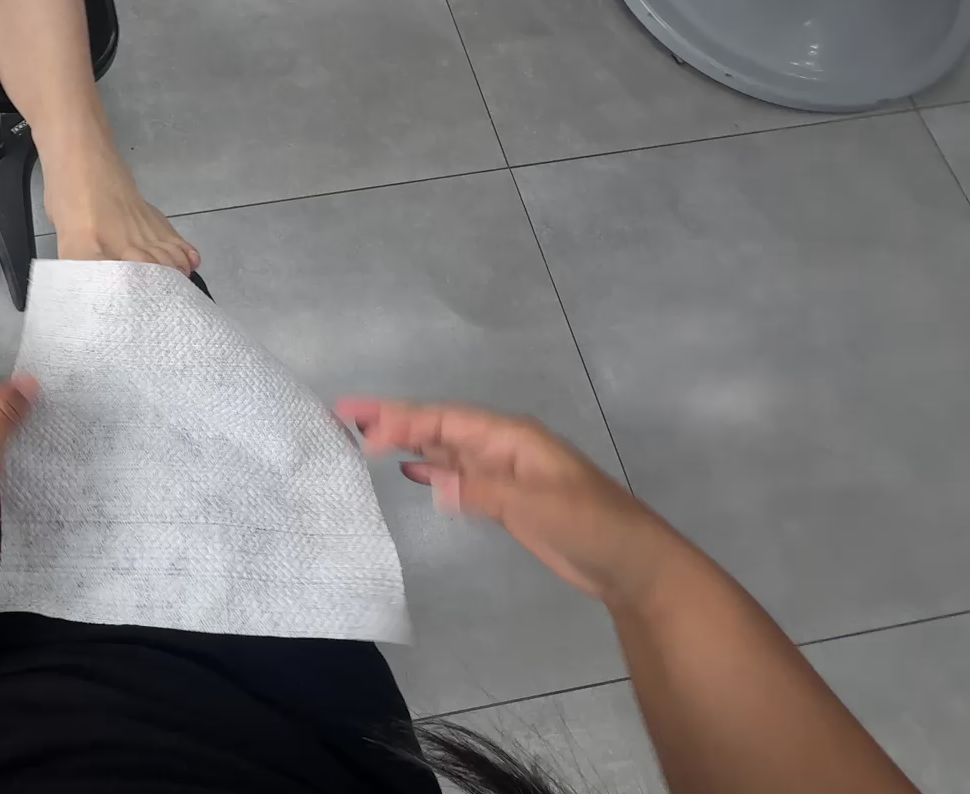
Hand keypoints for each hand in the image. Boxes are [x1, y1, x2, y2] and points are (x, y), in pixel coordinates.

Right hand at [338, 397, 682, 605]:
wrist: (636, 568)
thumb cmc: (594, 526)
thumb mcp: (540, 504)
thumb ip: (482, 489)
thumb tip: (427, 479)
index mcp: (508, 436)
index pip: (442, 419)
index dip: (401, 421)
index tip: (363, 432)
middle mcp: (498, 445)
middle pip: (435, 425)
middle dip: (391, 419)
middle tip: (344, 413)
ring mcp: (499, 470)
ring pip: (440, 446)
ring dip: (403, 439)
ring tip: (363, 435)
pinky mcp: (500, 496)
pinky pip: (452, 472)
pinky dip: (427, 466)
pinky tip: (406, 469)